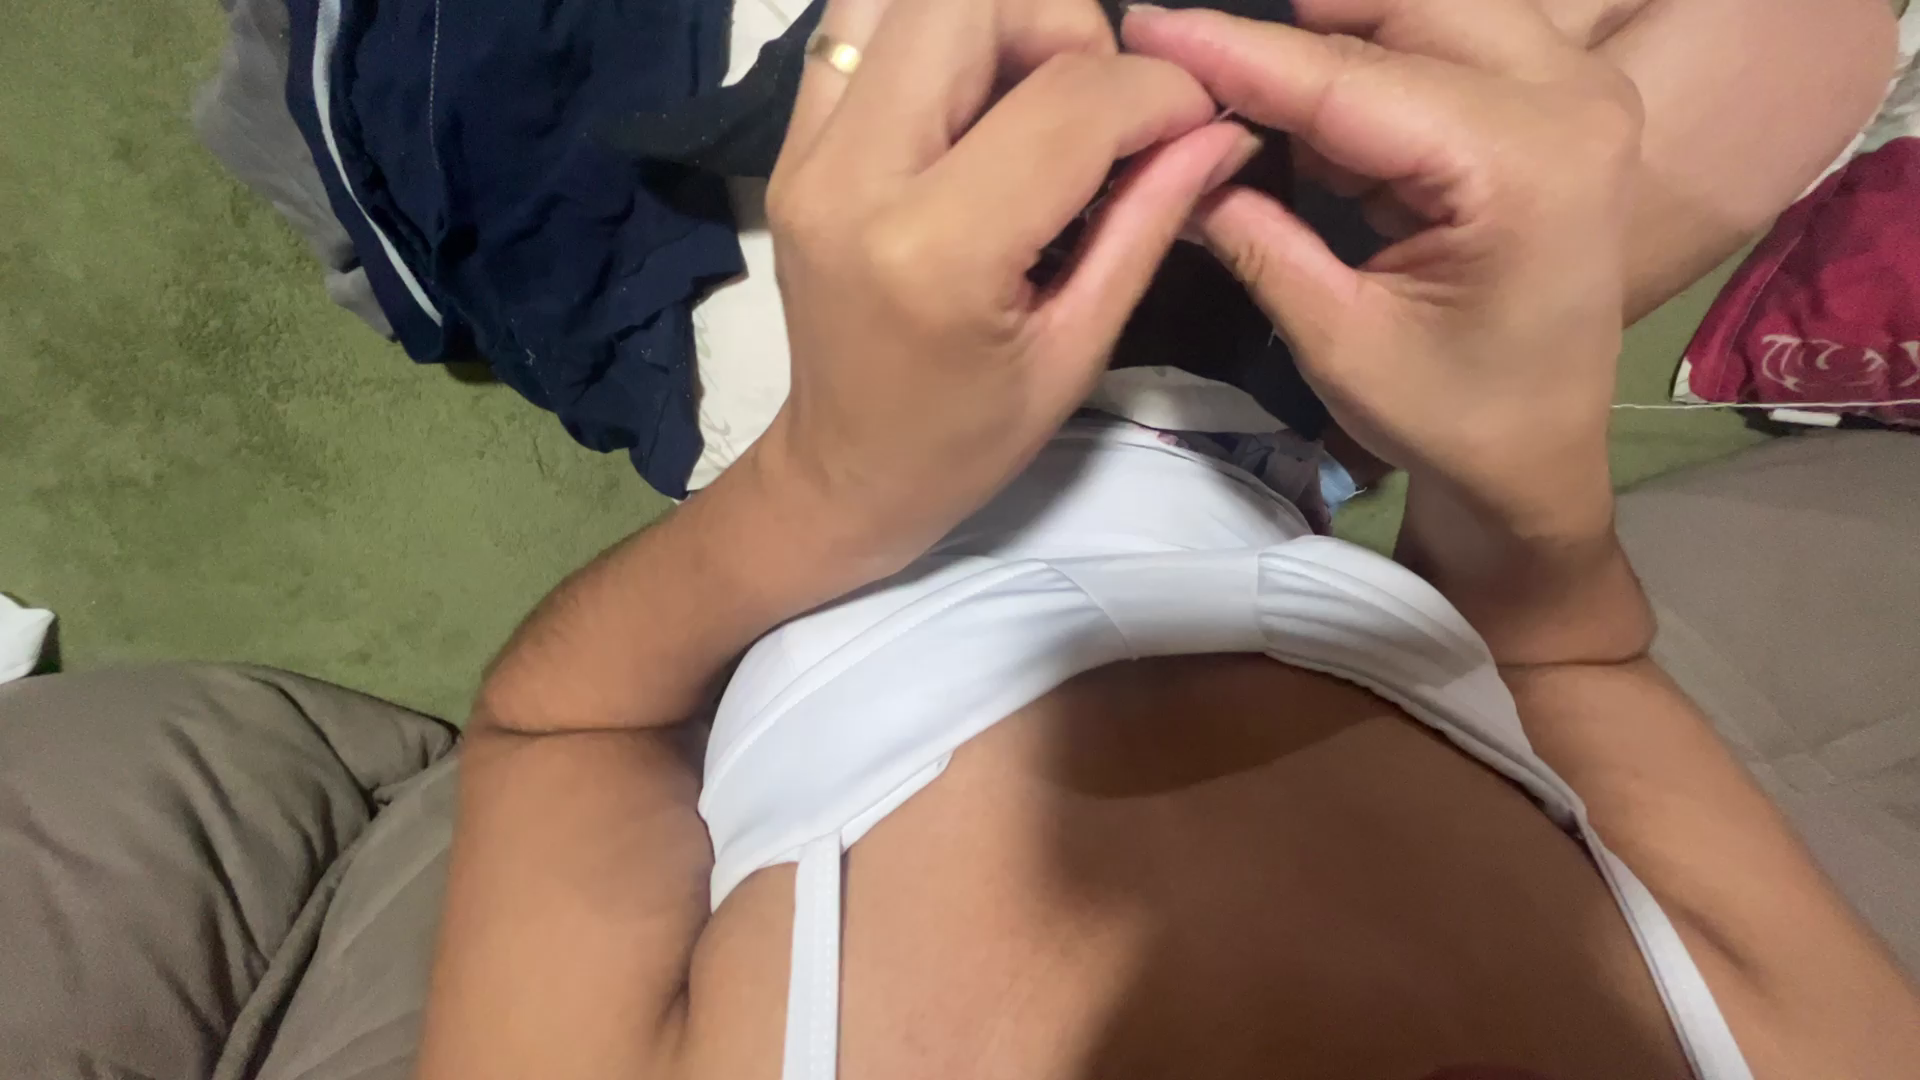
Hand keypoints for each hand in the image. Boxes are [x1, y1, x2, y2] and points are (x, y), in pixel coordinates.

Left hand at [746, 0, 1258, 580]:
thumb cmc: (963, 444)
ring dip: (995, 22)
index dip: (1155, 94)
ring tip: (1035, 99)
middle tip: (1100, 109)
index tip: (1192, 122)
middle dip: (1069, 27)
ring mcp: (805, 160)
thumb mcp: (1072, 354)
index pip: (1067, 103)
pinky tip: (973, 106)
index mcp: (938, 254)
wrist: (847, 473)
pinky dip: (932, 39)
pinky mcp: (789, 157)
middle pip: (972, 3)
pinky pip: (858, 33)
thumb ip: (1145, 227)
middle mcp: (854, 182)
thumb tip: (1217, 129)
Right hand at [1125, 0, 1643, 540]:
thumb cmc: (1442, 415)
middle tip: (1189, 53)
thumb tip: (1182, 166)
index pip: (1349, 79)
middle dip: (1288, 27)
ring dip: (1329, 43)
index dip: (1236, 52)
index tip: (1147, 21)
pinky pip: (1446, 55)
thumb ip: (1257, 241)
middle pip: (1406, 9)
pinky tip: (1301, 118)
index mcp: (1518, 162)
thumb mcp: (1334, 337)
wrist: (1531, 455)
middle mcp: (1566, 97)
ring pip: (1430, 15)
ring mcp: (1572, 95)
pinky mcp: (1550, 112)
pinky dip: (1363, 74)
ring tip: (1237, 88)